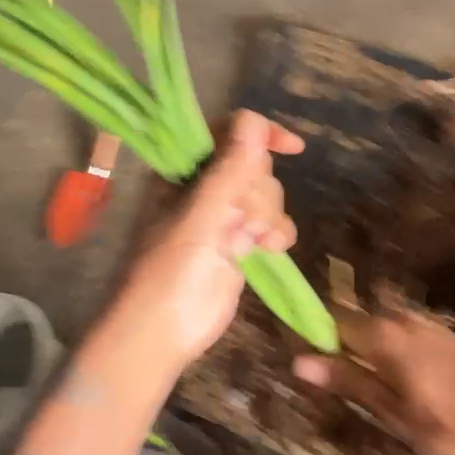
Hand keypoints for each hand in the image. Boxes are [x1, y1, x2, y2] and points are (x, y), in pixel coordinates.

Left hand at [120, 110, 303, 366]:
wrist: (162, 333)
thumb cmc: (170, 272)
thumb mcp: (200, 218)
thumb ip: (229, 171)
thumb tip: (254, 121)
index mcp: (186, 172)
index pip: (229, 132)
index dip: (260, 134)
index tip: (292, 147)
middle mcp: (206, 187)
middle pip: (255, 165)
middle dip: (259, 192)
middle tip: (242, 222)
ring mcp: (224, 216)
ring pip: (266, 195)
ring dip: (268, 216)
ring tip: (252, 243)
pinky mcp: (239, 243)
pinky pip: (272, 223)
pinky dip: (277, 233)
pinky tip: (270, 250)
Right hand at [292, 311, 454, 454]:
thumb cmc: (453, 426)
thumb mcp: (395, 415)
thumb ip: (350, 382)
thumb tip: (299, 362)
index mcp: (384, 335)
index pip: (332, 322)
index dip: (317, 341)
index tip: (310, 366)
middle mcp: (402, 319)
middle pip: (358, 325)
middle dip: (345, 350)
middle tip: (347, 391)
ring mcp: (426, 323)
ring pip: (382, 332)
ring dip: (372, 354)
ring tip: (379, 394)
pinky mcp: (445, 333)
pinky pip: (405, 336)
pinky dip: (396, 355)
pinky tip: (408, 386)